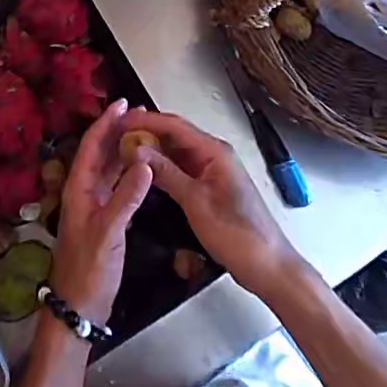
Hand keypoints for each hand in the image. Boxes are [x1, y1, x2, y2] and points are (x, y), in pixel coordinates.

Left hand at [50, 99, 152, 320]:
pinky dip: (129, 172)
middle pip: (100, 152)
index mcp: (78, 189)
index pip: (91, 145)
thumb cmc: (88, 270)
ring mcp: (93, 205)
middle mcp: (83, 191)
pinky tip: (143, 165)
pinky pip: (116, 185)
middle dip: (117, 130)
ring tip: (144, 131)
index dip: (106, 122)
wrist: (78, 309)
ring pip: (109, 167)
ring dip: (124, 149)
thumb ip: (126, 197)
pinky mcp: (104, 218)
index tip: (123, 103)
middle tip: (140, 112)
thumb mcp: (108, 232)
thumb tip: (145, 163)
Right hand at [120, 110, 307, 299]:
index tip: (121, 120)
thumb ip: (166, 174)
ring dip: (154, 150)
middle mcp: (214, 155)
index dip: (146, 120)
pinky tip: (146, 174)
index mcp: (214, 151)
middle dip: (147, 133)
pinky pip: (183, 169)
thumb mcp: (196, 203)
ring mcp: (213, 171)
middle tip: (118, 135)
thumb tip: (137, 150)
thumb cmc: (238, 234)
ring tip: (125, 151)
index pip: (175, 125)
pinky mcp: (211, 187)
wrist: (267, 266)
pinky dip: (163, 168)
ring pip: (178, 153)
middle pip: (175, 135)